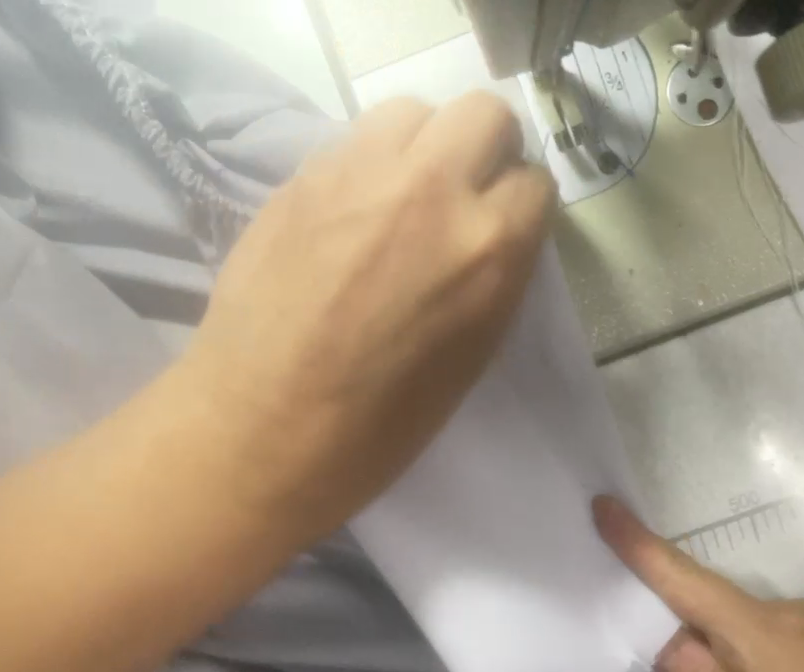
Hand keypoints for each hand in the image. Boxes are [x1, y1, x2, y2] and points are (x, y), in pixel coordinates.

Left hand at [182, 93, 555, 542]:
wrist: (268, 428)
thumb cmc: (384, 424)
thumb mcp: (471, 356)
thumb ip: (491, 281)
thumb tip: (489, 241)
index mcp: (488, 249)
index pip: (534, 183)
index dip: (520, 210)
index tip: (505, 231)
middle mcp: (431, 189)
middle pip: (483, 114)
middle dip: (485, 151)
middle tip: (465, 198)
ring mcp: (359, 173)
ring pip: (413, 111)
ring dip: (424, 145)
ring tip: (406, 197)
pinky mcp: (301, 176)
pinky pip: (353, 141)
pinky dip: (368, 165)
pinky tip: (353, 216)